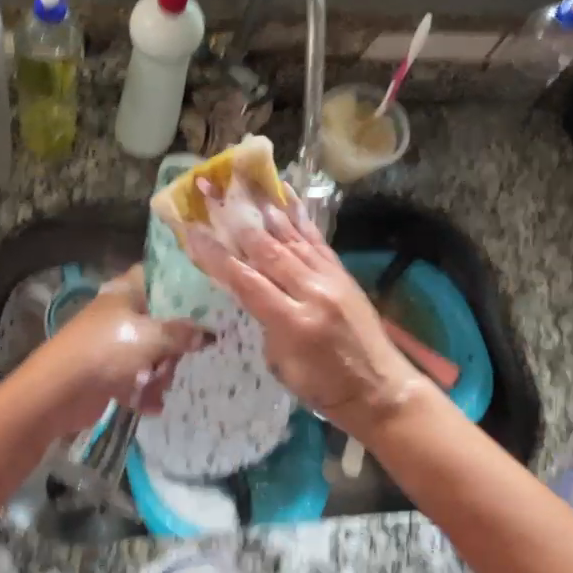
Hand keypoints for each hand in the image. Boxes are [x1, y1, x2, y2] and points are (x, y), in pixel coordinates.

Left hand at [24, 266, 208, 436]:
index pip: (161, 275)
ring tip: (153, 387)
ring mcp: (115, 342)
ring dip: (159, 374)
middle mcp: (122, 312)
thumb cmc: (106, 351)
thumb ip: (182, 333)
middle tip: (172, 360)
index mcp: (127, 291)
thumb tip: (206, 334)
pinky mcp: (109, 371)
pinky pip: (139, 378)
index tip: (208, 303)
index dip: (185, 286)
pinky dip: (144, 391)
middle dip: (173, 347)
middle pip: (163, 321)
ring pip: (154, 353)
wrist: (58, 392)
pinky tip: (148, 404)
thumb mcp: (152, 338)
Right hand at [184, 196, 425, 438]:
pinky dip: (298, 215)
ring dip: (265, 209)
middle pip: (267, 250)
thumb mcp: (282, 365)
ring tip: (243, 182)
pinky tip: (286, 194)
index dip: (216, 256)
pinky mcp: (341, 272)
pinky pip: (316, 238)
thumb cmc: (325, 388)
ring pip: (291, 238)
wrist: (380, 390)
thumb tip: (251, 289)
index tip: (192, 231)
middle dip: (235, 219)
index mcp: (292, 322)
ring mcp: (329, 278)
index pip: (245, 281)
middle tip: (212, 191)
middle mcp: (311, 292)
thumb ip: (265, 322)